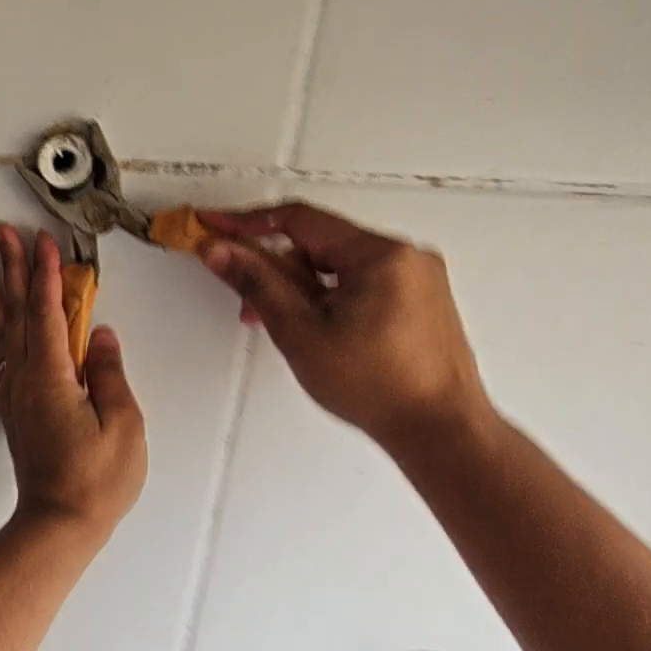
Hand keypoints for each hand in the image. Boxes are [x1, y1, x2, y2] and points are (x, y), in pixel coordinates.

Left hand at [0, 224, 147, 542]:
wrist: (60, 523)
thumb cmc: (94, 482)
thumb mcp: (123, 424)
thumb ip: (109, 374)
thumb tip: (100, 338)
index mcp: (53, 375)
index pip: (49, 310)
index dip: (47, 272)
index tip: (44, 241)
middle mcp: (25, 379)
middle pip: (19, 311)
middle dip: (14, 268)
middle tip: (4, 234)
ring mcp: (15, 394)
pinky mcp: (12, 412)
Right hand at [197, 201, 492, 448]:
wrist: (439, 430)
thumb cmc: (376, 385)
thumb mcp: (298, 330)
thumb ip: (255, 281)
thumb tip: (218, 249)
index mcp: (380, 255)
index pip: (298, 220)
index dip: (246, 221)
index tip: (211, 224)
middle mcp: (406, 255)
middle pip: (317, 243)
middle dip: (272, 265)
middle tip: (241, 293)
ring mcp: (418, 277)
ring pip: (336, 264)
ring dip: (297, 284)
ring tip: (276, 321)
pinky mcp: (419, 298)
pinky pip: (358, 279)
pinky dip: (324, 293)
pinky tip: (309, 324)